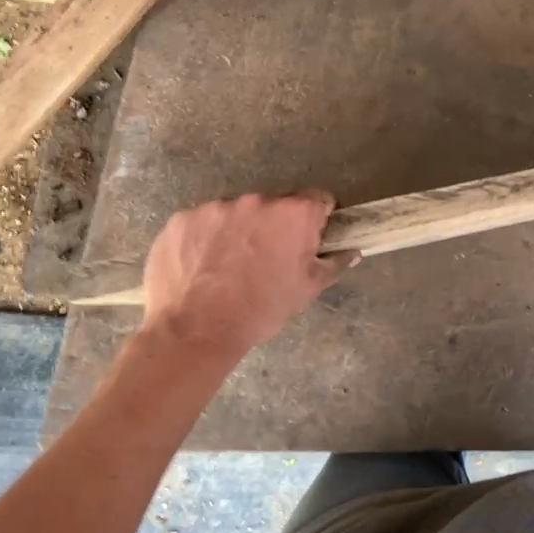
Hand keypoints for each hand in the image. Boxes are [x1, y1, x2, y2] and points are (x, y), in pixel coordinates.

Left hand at [139, 191, 345, 360]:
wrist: (194, 333)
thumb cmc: (260, 309)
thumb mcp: (307, 289)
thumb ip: (334, 264)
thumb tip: (351, 252)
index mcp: (294, 213)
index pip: (317, 199)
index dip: (316, 219)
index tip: (306, 239)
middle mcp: (257, 200)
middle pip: (274, 205)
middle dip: (274, 225)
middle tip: (266, 258)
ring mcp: (215, 207)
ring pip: (236, 213)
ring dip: (239, 230)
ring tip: (228, 265)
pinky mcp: (181, 219)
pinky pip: (202, 222)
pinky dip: (205, 237)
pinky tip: (201, 265)